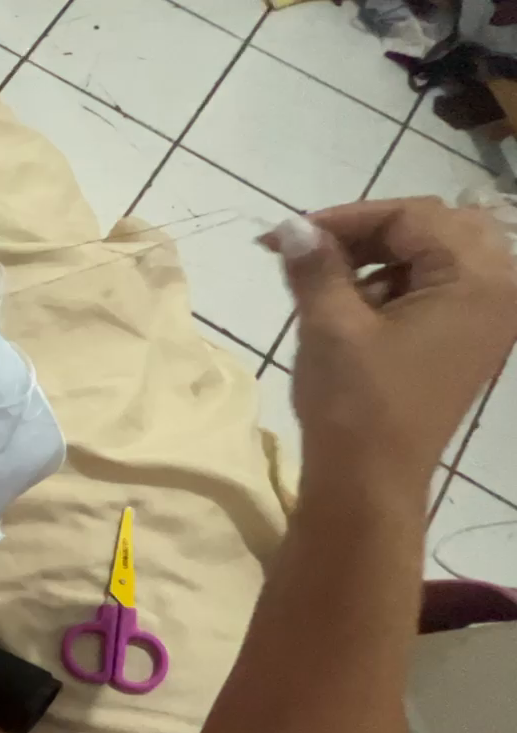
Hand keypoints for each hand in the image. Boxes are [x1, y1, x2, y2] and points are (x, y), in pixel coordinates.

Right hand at [266, 199, 516, 500]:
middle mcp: (502, 284)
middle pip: (434, 228)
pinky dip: (389, 285)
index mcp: (479, 277)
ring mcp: (491, 311)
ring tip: (321, 287)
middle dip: (362, 234)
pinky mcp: (469, 333)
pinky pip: (435, 287)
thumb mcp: (329, 328)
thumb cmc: (353, 399)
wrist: (371, 470)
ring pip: (434, 256)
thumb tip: (293, 227)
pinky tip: (350, 310)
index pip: (415, 216)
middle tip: (299, 253)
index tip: (283, 237)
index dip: (346, 218)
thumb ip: (316, 271)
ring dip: (374, 260)